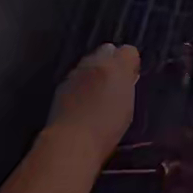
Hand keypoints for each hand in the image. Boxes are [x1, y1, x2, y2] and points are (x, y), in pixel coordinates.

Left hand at [43, 44, 138, 164]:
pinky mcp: (61, 85)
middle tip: (114, 84)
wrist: (72, 141)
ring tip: (97, 94)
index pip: (129, 51)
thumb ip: (127, 85)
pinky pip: (76, 76)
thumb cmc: (107, 128)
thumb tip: (127, 76)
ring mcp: (76, 73)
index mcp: (116, 67)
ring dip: (95, 72)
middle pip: (107, 51)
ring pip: (90, 62)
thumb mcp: (128, 106)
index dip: (131, 63)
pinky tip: (82, 102)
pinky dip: (81, 84)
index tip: (131, 78)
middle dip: (112, 62)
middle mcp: (95, 63)